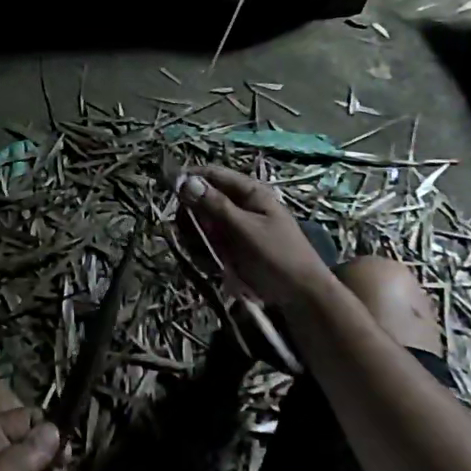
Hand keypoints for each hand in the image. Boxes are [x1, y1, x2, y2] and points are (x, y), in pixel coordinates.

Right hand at [178, 166, 332, 306]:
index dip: (190, 178)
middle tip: (191, 233)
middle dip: (192, 216)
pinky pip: (207, 245)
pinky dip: (205, 254)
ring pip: (201, 224)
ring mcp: (234, 228)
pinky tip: (214, 267)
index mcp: (249, 192)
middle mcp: (239, 206)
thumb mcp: (246, 229)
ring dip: (197, 239)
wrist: (301, 296)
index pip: (212, 175)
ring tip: (207, 256)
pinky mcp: (231, 249)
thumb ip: (216, 206)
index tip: (169, 188)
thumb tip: (186, 181)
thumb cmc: (279, 255)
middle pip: (202, 200)